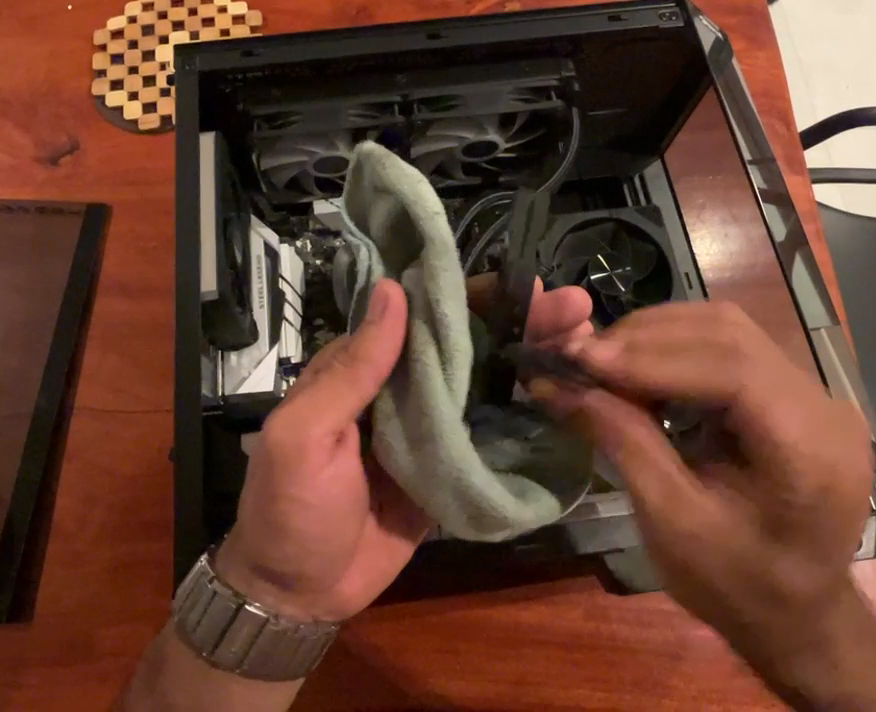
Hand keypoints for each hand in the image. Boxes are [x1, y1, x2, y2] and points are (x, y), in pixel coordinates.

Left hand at [217, 275, 593, 622]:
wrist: (299, 592)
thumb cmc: (290, 507)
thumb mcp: (304, 434)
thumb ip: (351, 370)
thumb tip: (393, 291)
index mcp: (363, 366)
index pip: (422, 314)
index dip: (474, 295)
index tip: (528, 283)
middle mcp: (401, 385)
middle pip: (466, 342)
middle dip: (519, 320)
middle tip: (575, 308)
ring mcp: (430, 426)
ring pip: (484, 381)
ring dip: (531, 357)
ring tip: (585, 341)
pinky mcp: (450, 465)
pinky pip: (489, 432)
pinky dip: (526, 413)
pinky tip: (569, 398)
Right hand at [531, 302, 875, 685]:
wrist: (797, 617)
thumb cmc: (737, 586)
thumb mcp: (671, 522)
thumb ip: (621, 440)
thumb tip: (554, 381)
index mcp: (810, 449)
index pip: (732, 370)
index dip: (651, 356)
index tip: (582, 357)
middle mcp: (823, 405)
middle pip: (728, 334)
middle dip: (645, 338)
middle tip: (580, 355)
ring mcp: (813, 392)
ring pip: (725, 327)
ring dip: (655, 335)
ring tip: (600, 359)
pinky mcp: (791, 389)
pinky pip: (728, 344)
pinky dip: (672, 345)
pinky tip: (635, 364)